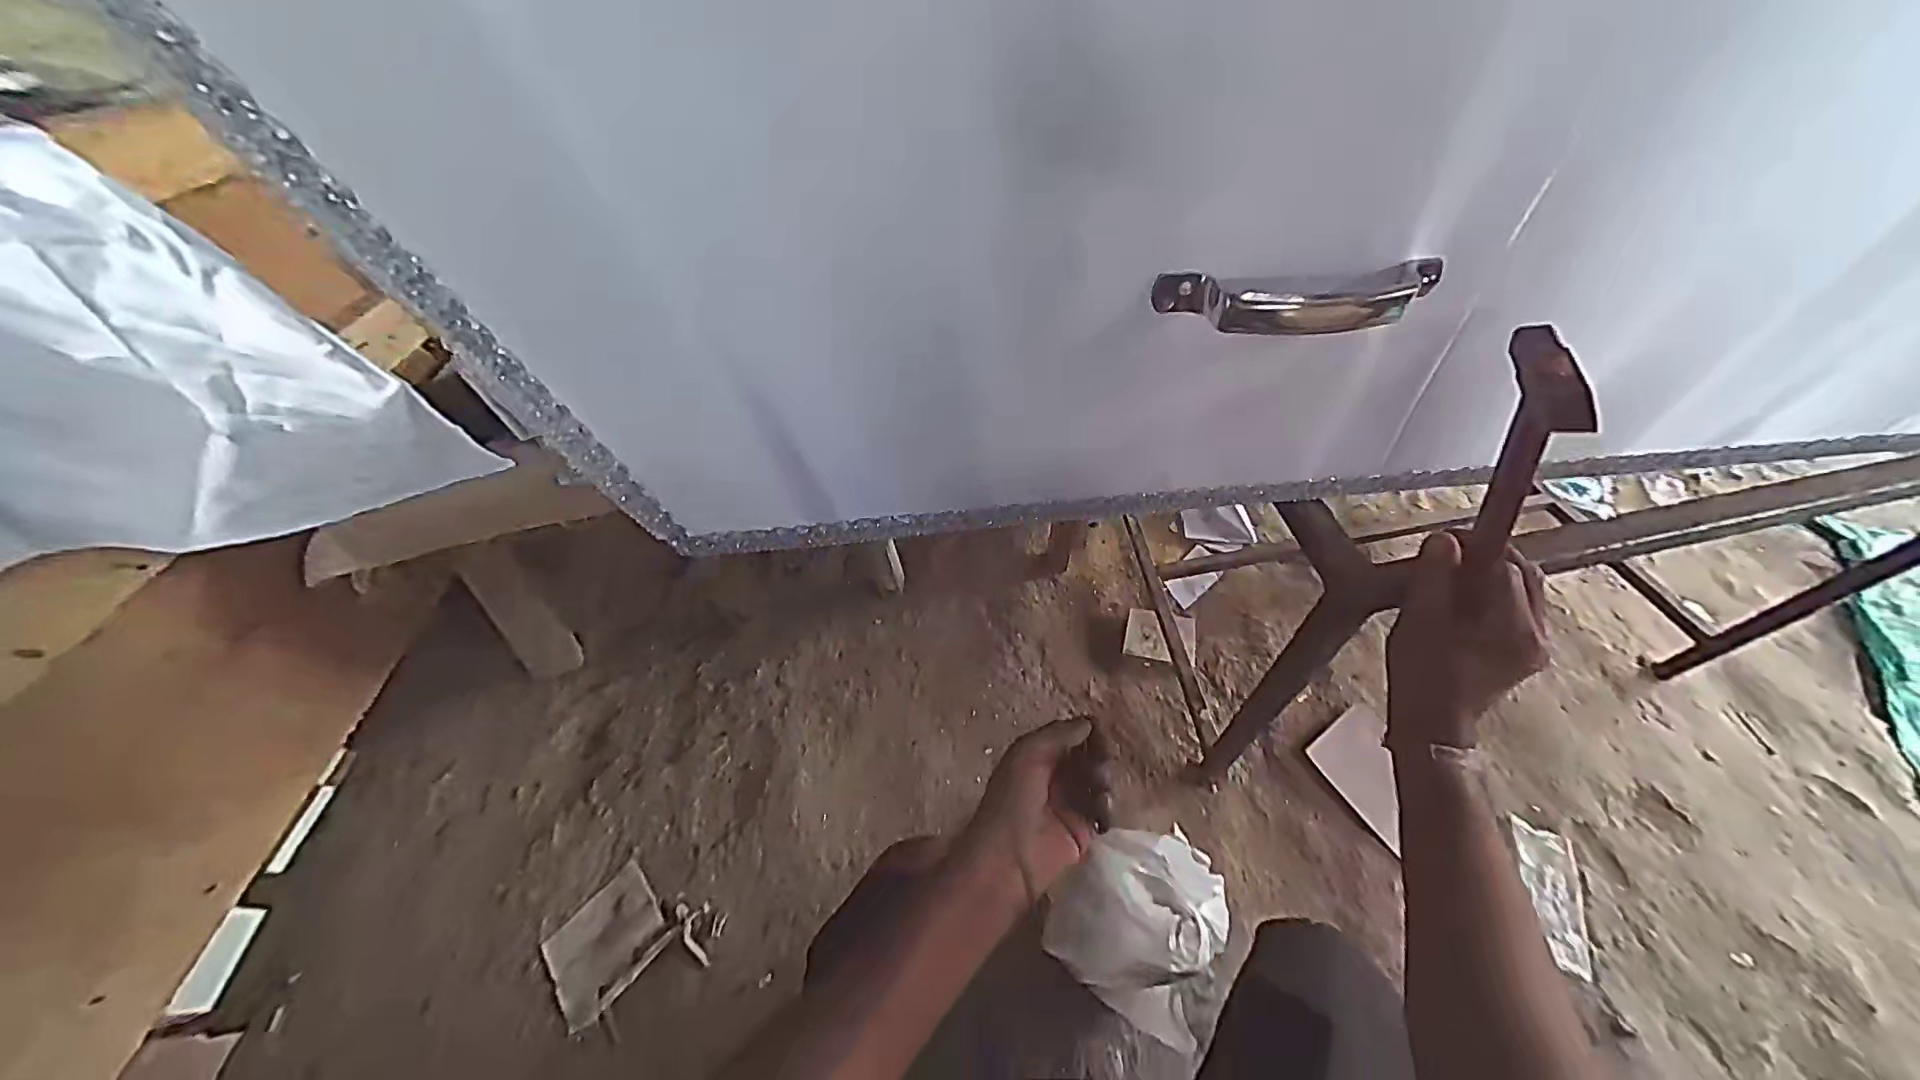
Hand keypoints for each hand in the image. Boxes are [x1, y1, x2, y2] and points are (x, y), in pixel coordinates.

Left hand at [955, 717, 1114, 901]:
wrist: (1010, 856)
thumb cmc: (1013, 799)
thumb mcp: (1028, 754)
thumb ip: (1057, 734)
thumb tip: (1087, 722)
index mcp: (1036, 756)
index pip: (1068, 736)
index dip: (1085, 732)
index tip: (1098, 731)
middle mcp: (1053, 776)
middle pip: (1086, 757)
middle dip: (1098, 755)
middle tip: (1101, 763)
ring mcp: (1068, 803)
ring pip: (1096, 781)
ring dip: (1103, 779)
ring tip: (1100, 788)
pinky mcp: (1082, 830)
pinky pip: (1102, 810)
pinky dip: (1106, 805)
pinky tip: (1101, 809)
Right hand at [1386, 530, 1548, 749]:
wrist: (1430, 725)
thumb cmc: (1420, 672)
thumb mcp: (1418, 620)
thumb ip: (1435, 577)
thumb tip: (1446, 539)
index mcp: (1514, 625)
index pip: (1506, 566)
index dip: (1479, 543)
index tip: (1450, 535)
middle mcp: (1537, 633)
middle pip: (1523, 576)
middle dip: (1489, 558)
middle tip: (1448, 554)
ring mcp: (1535, 646)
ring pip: (1521, 593)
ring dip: (1490, 578)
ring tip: (1450, 578)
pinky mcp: (1525, 655)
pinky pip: (1516, 612)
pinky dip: (1491, 598)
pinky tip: (1460, 604)